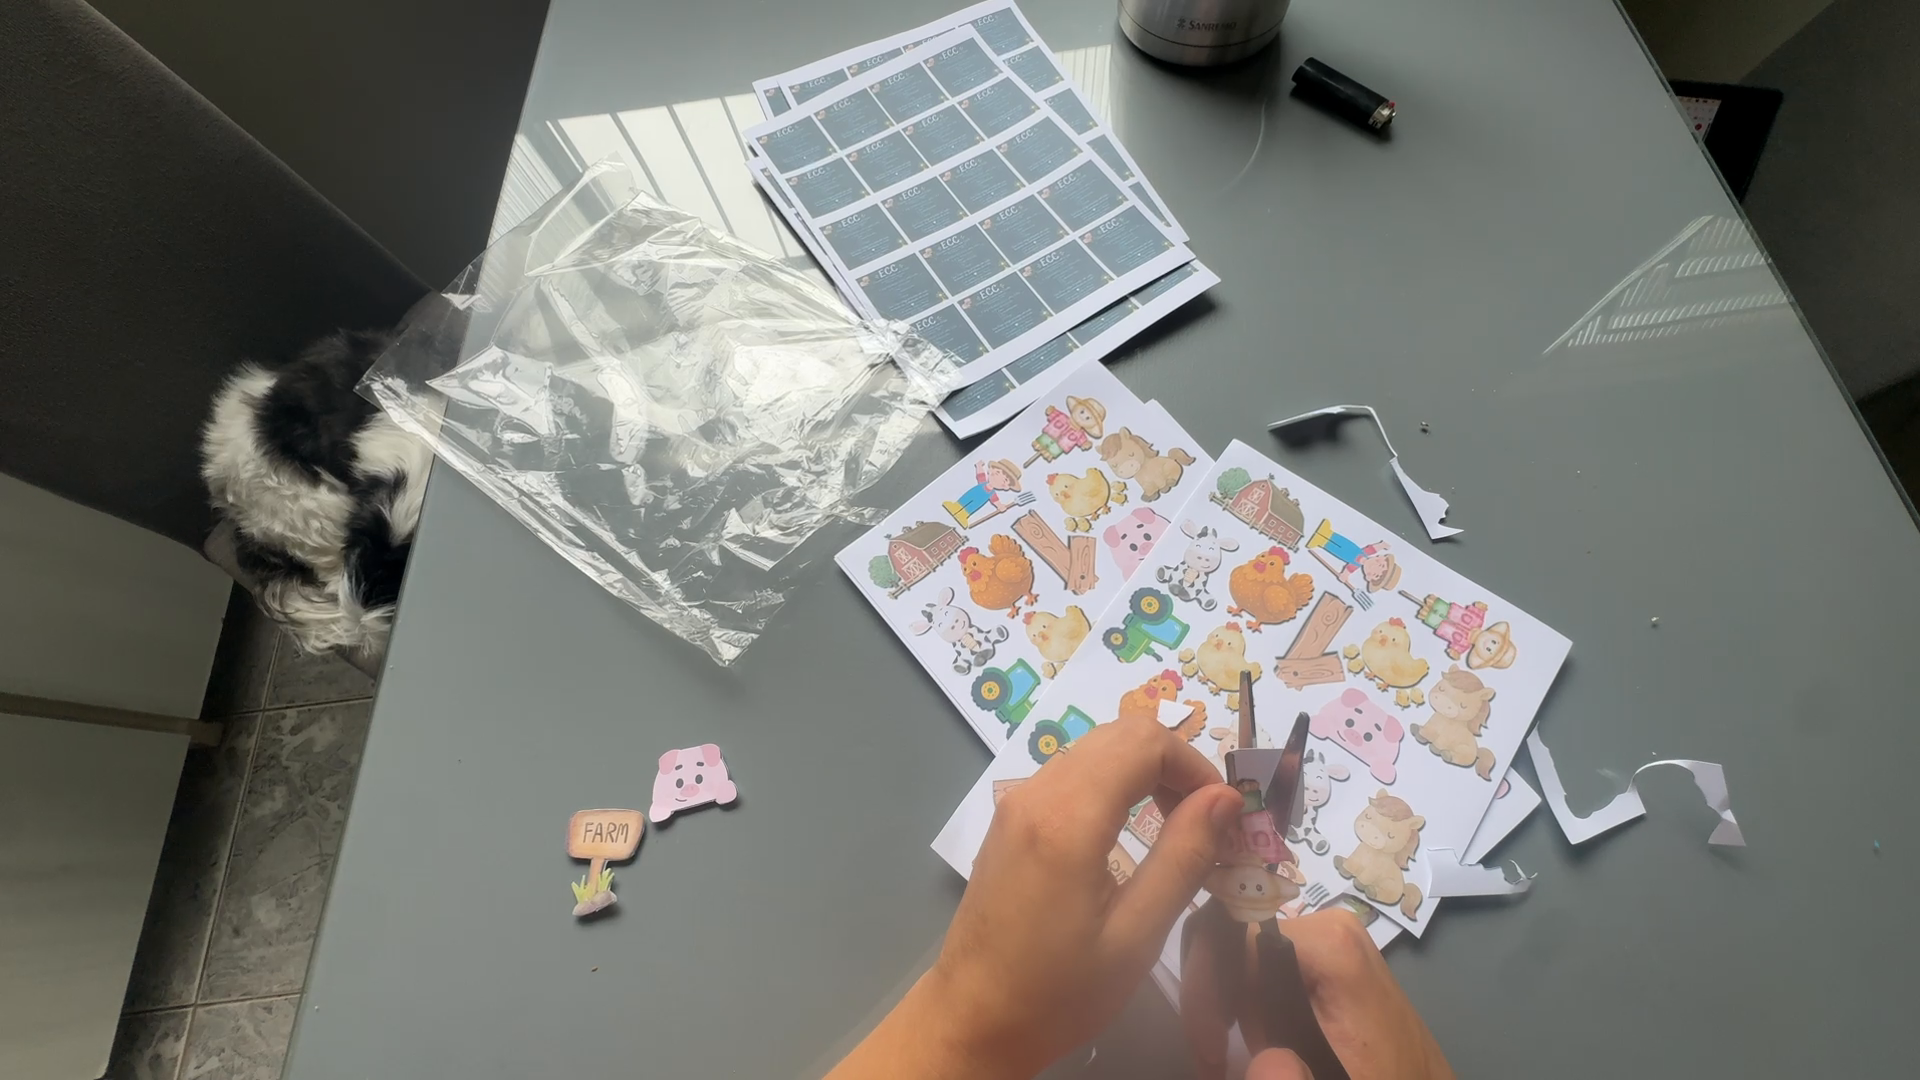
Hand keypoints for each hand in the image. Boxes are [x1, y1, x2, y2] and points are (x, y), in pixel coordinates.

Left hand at [826, 715, 1242, 1079]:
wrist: (973, 1015)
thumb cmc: (1060, 990)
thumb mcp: (1136, 934)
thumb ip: (1183, 855)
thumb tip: (1226, 796)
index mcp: (1068, 816)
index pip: (1144, 742)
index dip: (1194, 765)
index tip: (1224, 814)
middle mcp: (1038, 789)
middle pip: (1120, 734)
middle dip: (1173, 764)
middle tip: (1204, 821)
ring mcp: (1018, 797)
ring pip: (1095, 747)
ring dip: (1143, 771)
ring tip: (1173, 826)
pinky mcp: (1011, 813)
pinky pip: (1071, 771)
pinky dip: (1111, 781)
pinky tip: (1127, 829)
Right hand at [1182, 908, 1455, 1079]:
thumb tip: (1261, 1065)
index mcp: (1328, 942)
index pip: (1232, 941)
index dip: (1205, 994)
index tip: (1207, 1055)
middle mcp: (1325, 921)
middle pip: (1234, 945)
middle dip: (1219, 1005)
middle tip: (1223, 1059)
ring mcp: (1327, 931)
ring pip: (1243, 953)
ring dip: (1231, 1007)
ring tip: (1245, 1053)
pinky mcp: (1327, 948)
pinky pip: (1263, 960)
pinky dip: (1250, 1002)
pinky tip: (1265, 1040)